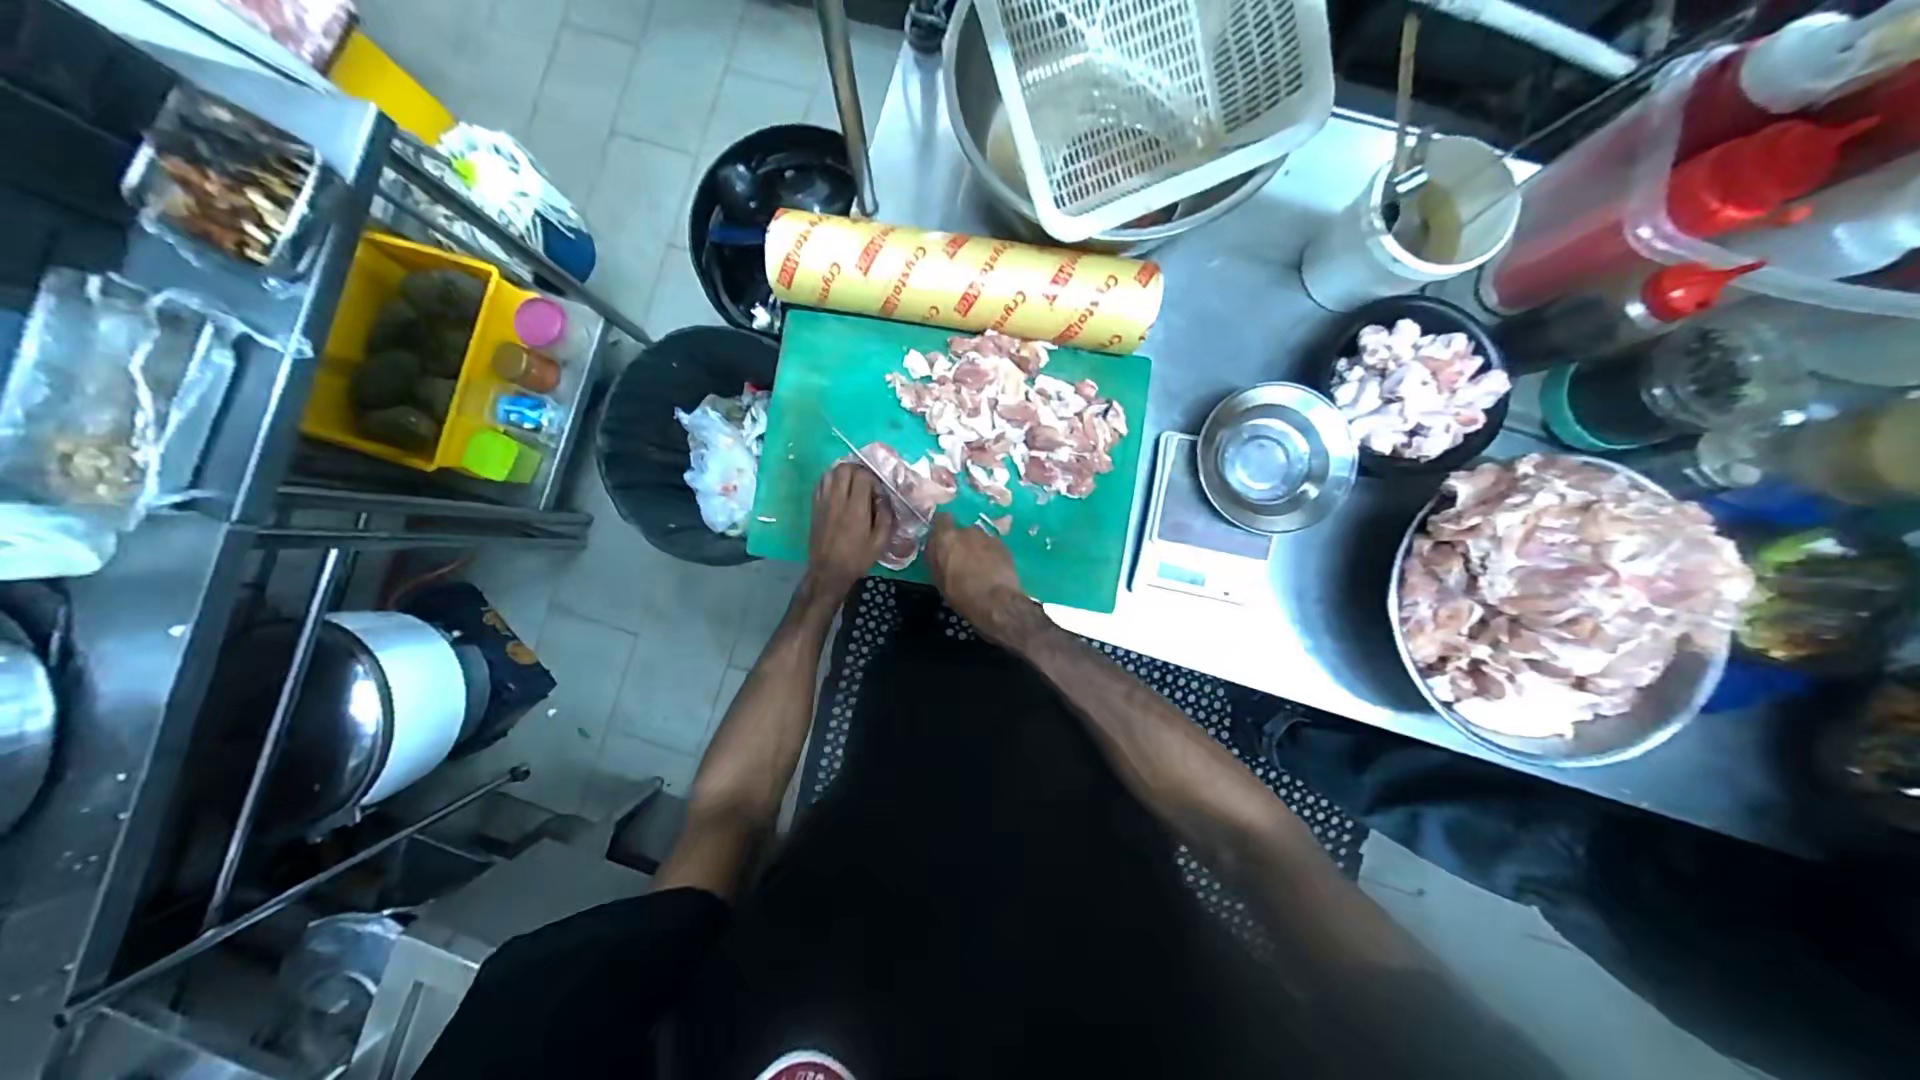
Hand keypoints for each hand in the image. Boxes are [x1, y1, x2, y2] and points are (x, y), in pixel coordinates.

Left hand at [807, 463, 893, 597]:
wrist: (828, 572)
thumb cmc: (857, 558)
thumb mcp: (880, 542)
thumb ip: (886, 516)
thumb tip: (883, 498)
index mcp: (855, 509)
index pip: (862, 476)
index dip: (872, 478)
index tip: (877, 491)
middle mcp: (837, 500)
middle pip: (844, 468)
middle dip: (857, 470)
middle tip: (865, 483)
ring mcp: (823, 502)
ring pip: (830, 472)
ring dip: (843, 474)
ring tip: (852, 485)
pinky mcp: (814, 506)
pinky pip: (821, 483)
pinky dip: (831, 480)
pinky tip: (839, 491)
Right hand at [926, 513, 1047, 647]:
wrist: (996, 601)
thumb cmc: (962, 595)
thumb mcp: (939, 580)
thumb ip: (936, 559)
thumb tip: (937, 550)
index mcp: (946, 538)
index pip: (941, 519)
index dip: (942, 529)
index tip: (943, 541)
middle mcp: (967, 531)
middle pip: (961, 531)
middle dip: (961, 542)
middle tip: (961, 560)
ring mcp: (987, 537)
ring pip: (978, 539)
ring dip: (976, 548)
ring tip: (979, 567)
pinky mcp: (1003, 545)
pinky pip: (991, 546)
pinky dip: (990, 555)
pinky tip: (992, 570)